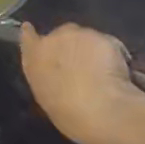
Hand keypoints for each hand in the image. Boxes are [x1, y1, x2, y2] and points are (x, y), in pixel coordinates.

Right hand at [19, 22, 144, 143]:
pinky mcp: (105, 37)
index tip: (31, 30)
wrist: (100, 109)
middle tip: (79, 67)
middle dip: (69, 46)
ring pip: (85, 38)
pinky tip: (116, 72)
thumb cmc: (68, 113)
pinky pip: (106, 44)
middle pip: (61, 35)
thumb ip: (47, 77)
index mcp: (35, 57)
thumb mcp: (46, 96)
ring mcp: (81, 34)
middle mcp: (55, 38)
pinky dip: (109, 53)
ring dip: (89, 49)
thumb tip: (55, 74)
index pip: (28, 37)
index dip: (30, 33)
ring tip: (100, 72)